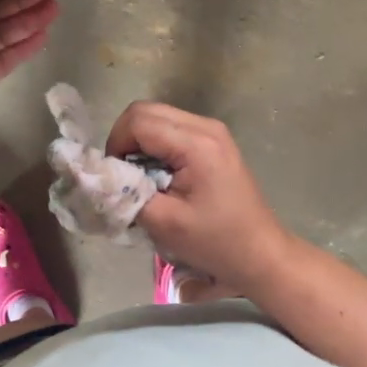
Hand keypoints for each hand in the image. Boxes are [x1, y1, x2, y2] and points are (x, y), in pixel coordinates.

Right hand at [107, 101, 291, 289]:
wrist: (263, 256)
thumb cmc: (216, 243)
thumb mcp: (165, 223)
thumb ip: (128, 194)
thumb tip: (103, 174)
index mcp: (196, 143)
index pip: (139, 121)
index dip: (117, 143)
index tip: (115, 174)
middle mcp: (205, 125)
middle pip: (146, 110)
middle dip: (126, 137)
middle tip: (124, 173)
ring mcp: (212, 129)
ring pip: (157, 115)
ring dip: (140, 140)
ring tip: (142, 174)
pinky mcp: (213, 138)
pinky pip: (172, 125)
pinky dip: (156, 142)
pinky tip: (161, 172)